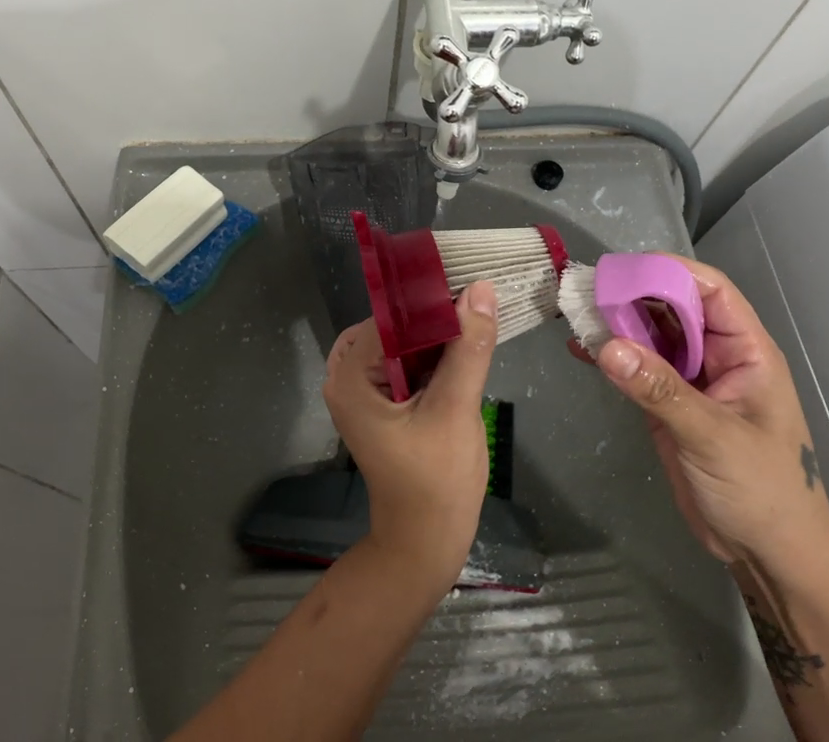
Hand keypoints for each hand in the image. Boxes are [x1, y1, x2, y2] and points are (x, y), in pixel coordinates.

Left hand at [323, 281, 498, 588]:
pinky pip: (404, 364)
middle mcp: (346, 379)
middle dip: (433, 316)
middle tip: (477, 304)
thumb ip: (468, 348)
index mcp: (350, 377)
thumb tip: (482, 290)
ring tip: (476, 322)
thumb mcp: (455, 408)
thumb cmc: (436, 480)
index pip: (390, 317)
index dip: (429, 299)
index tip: (470, 285)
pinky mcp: (381, 405)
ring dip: (435, 335)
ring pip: (400, 343)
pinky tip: (463, 351)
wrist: (425, 542)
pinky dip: (431, 356)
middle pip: (391, 326)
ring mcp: (362, 393)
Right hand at [591, 257, 828, 567]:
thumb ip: (661, 390)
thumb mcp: (713, 437)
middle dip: (633, 296)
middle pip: (674, 309)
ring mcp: (692, 382)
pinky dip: (612, 358)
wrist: (769, 554)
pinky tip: (581, 350)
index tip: (621, 271)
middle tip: (584, 291)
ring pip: (652, 337)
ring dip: (617, 325)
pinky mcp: (669, 407)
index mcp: (747, 352)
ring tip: (575, 313)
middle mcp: (718, 358)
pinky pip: (639, 370)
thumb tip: (607, 346)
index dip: (668, 273)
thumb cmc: (762, 490)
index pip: (709, 292)